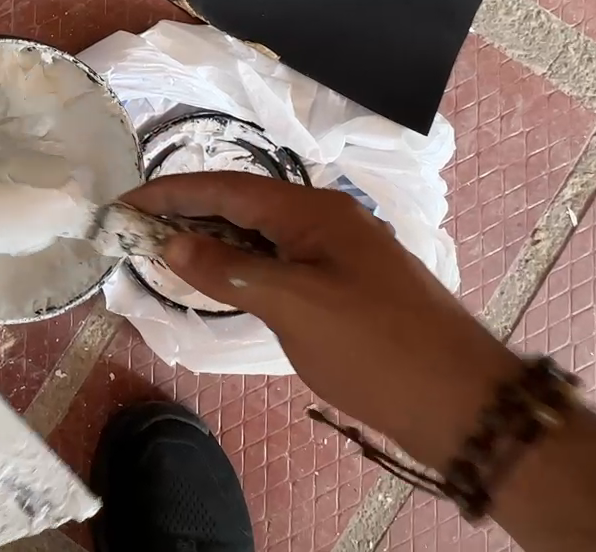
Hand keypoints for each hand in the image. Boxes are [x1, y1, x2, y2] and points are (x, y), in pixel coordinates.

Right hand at [124, 173, 522, 468]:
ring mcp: (337, 250)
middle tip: (138, 229)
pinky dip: (241, 262)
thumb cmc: (375, 347)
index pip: (222, 188)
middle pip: (239, 204)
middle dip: (186, 213)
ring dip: (212, 238)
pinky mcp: (345, 281)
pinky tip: (222, 278)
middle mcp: (323, 218)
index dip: (169, 194)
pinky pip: (277, 257)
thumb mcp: (291, 305)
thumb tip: (172, 244)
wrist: (471, 408)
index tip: (124, 203)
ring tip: (168, 251)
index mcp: (310, 211)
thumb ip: (226, 269)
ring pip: (258, 231)